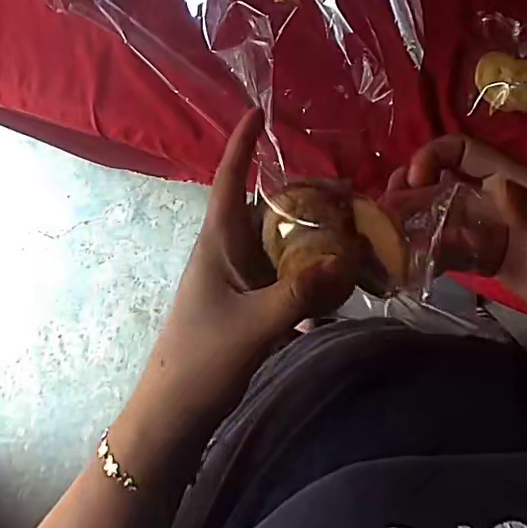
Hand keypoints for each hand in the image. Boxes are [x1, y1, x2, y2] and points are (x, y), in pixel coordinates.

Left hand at [117, 111, 355, 478]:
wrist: (174, 415)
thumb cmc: (201, 361)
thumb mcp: (255, 325)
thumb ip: (300, 293)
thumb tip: (347, 259)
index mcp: (217, 242)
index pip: (228, 179)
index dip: (242, 144)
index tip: (259, 112)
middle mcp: (227, 251)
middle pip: (266, 208)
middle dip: (304, 195)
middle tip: (348, 194)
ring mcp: (238, 277)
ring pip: (278, 242)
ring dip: (310, 234)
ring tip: (352, 231)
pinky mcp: (249, 302)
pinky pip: (284, 274)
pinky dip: (309, 273)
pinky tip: (338, 283)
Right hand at [396, 136, 526, 335]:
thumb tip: (495, 186)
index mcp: (514, 182)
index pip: (464, 152)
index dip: (433, 156)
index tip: (413, 180)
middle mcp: (494, 201)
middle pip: (441, 181)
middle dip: (409, 188)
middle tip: (382, 210)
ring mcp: (490, 232)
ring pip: (439, 216)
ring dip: (410, 220)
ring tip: (382, 236)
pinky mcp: (489, 262)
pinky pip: (449, 250)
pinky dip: (425, 253)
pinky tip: (404, 264)